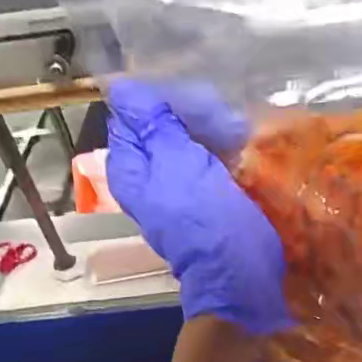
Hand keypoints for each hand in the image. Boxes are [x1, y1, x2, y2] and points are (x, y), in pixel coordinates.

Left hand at [107, 80, 291, 336]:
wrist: (239, 274)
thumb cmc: (206, 219)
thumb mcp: (176, 163)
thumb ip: (151, 125)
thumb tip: (122, 87)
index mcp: (130, 170)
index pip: (132, 115)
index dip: (158, 99)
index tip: (190, 94)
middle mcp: (147, 179)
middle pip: (158, 127)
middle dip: (186, 112)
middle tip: (218, 109)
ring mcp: (175, 190)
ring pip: (184, 141)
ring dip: (207, 128)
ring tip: (232, 125)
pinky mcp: (202, 198)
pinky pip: (204, 160)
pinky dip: (218, 148)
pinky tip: (238, 142)